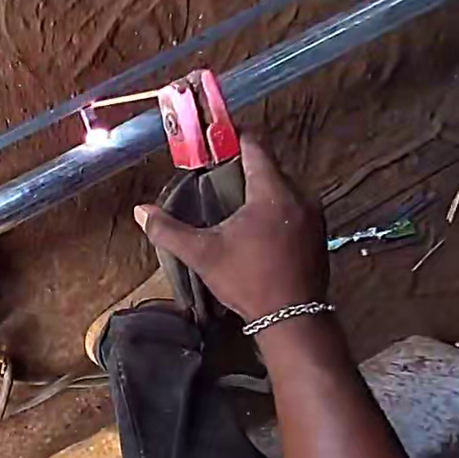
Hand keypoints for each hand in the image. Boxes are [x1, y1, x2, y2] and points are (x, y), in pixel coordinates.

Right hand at [134, 135, 328, 322]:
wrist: (293, 319)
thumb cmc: (248, 281)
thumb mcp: (203, 254)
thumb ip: (168, 230)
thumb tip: (139, 211)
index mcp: (272, 191)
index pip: (255, 145)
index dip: (233, 138)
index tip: (214, 140)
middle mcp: (299, 196)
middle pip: (269, 168)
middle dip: (243, 170)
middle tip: (216, 179)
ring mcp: (314, 216)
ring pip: (282, 189)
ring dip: (260, 193)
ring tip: (234, 207)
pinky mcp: (318, 234)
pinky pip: (294, 209)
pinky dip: (276, 211)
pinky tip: (258, 231)